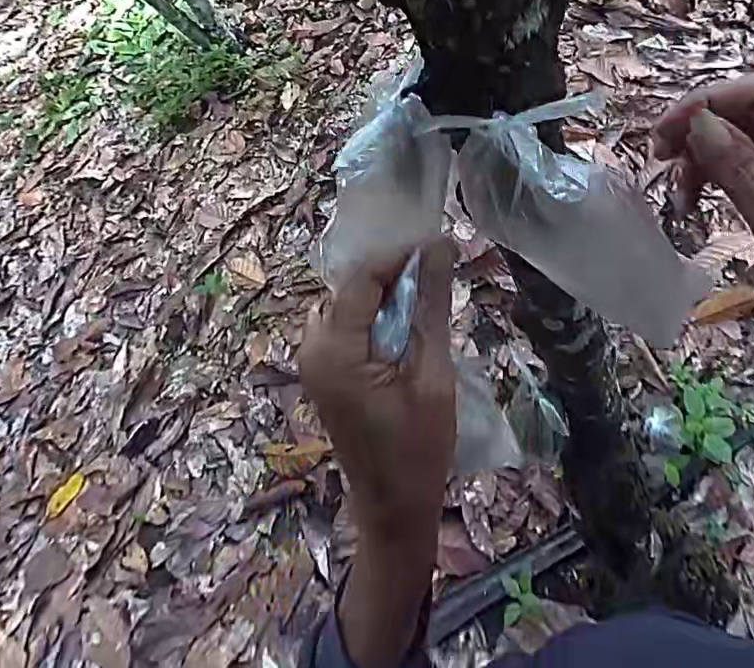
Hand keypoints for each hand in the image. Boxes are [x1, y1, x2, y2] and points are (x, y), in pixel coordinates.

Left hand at [301, 239, 456, 667]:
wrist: (394, 508)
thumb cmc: (419, 447)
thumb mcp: (432, 372)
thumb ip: (431, 305)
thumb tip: (441, 246)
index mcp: (333, 350)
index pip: (361, 278)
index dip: (399, 254)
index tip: (440, 245)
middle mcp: (312, 348)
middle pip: (351, 287)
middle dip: (394, 272)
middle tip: (438, 268)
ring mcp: (314, 362)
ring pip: (349, 302)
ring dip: (386, 294)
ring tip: (427, 292)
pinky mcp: (325, 371)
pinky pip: (348, 324)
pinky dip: (376, 315)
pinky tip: (406, 323)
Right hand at [652, 75, 753, 441]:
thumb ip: (744, 178)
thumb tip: (700, 123)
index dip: (706, 102)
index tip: (664, 135)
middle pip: (749, 111)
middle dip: (699, 125)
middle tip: (660, 159)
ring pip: (745, 137)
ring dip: (704, 153)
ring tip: (679, 191)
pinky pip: (752, 165)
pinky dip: (719, 174)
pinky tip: (699, 198)